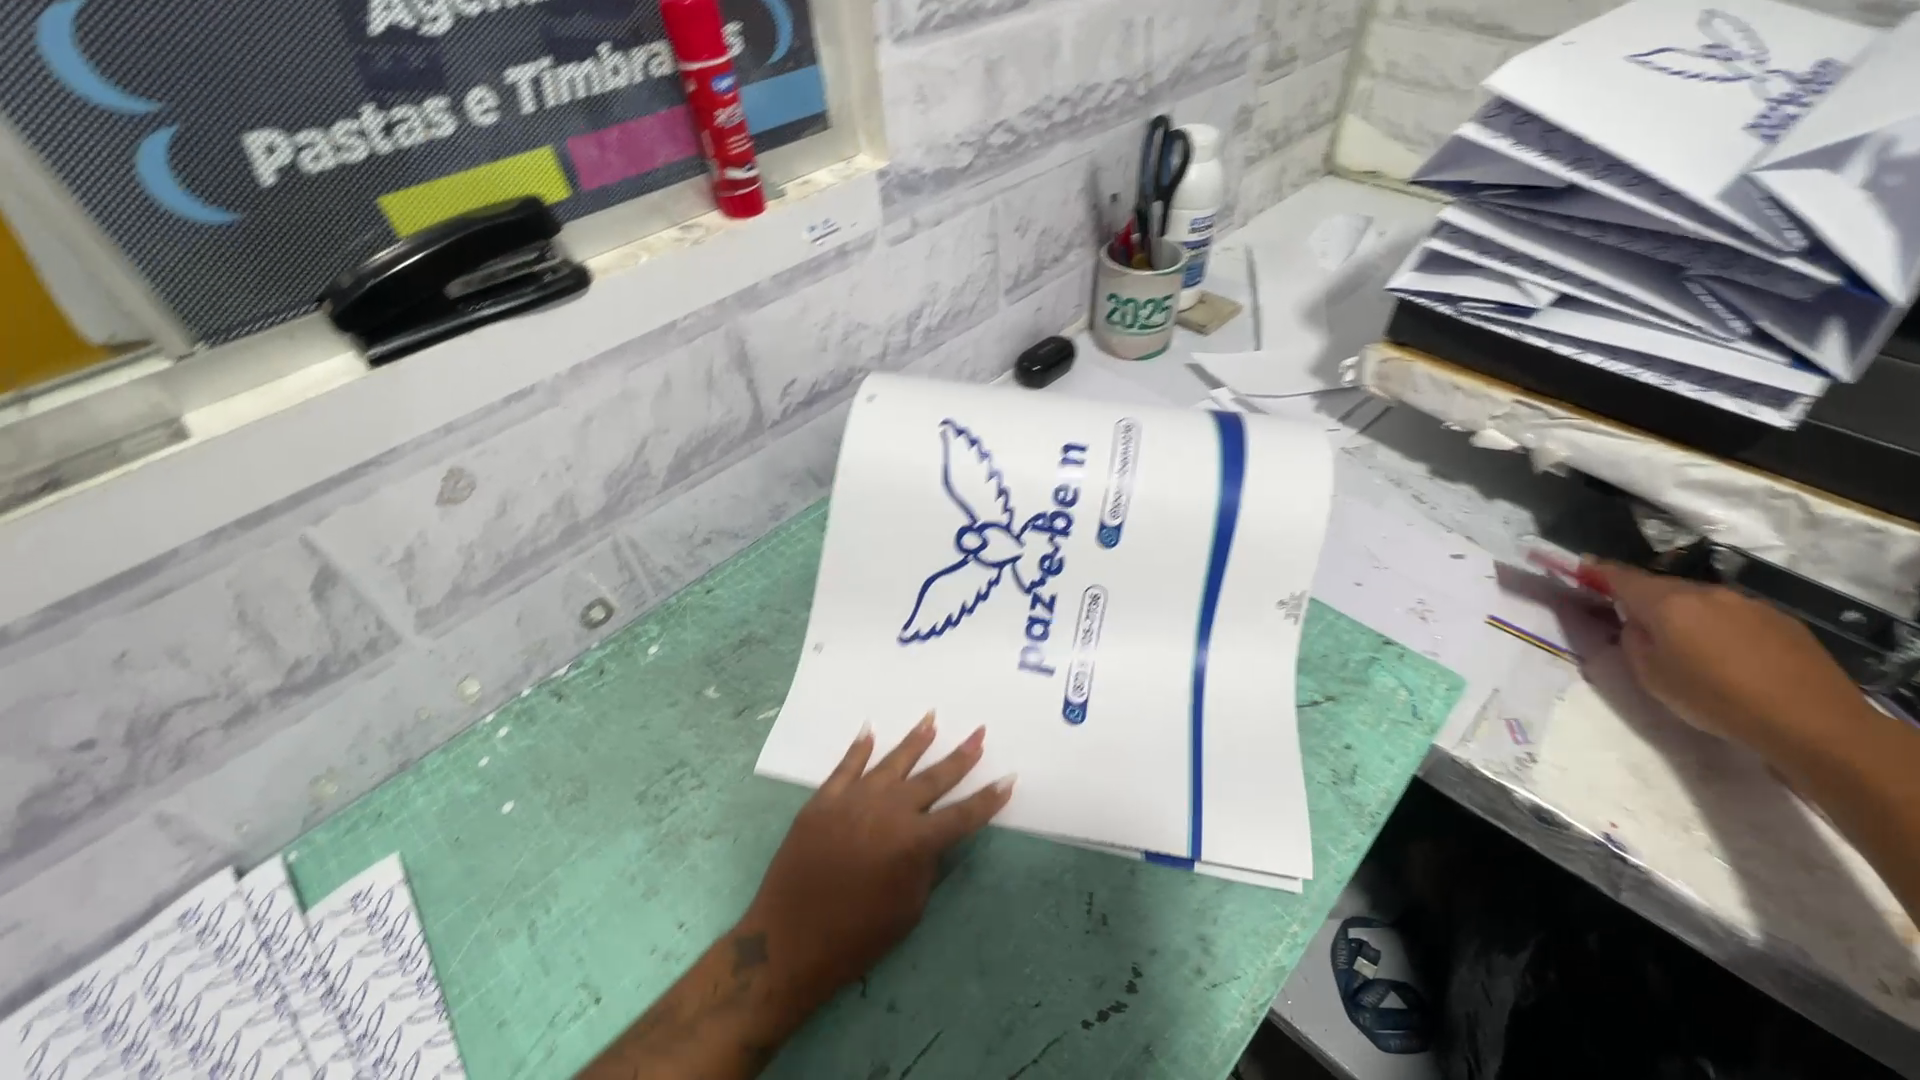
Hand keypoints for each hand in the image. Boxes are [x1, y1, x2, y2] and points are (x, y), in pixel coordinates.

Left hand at [739, 713, 1013, 1011]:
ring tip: (932, 718)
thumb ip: (925, 865)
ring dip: (915, 740)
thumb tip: (930, 838)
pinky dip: (859, 748)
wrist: (789, 940)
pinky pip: (846, 767)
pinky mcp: (822, 801)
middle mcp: (889, 811)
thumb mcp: (909, 909)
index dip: (988, 800)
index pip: (963, 815)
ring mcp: (853, 801)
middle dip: (960, 757)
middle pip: (933, 779)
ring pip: (892, 762)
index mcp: (916, 842)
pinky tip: (870, 731)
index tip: (1008, 778)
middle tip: (979, 733)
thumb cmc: (857, 936)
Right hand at [1587, 560, 1862, 746]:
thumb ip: (1634, 642)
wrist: (1811, 720)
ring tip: (1690, 648)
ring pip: (1701, 601)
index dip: (1601, 572)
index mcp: (1667, 604)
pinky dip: (1721, 627)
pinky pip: (1734, 615)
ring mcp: (1748, 603)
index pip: (1623, 577)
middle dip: (1646, 601)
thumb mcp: (1652, 678)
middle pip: (1664, 588)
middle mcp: (1706, 593)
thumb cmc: (1716, 699)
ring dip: (1687, 616)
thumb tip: (1637, 624)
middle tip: (1639, 627)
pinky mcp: (1780, 619)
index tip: (1584, 569)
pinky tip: (1732, 657)